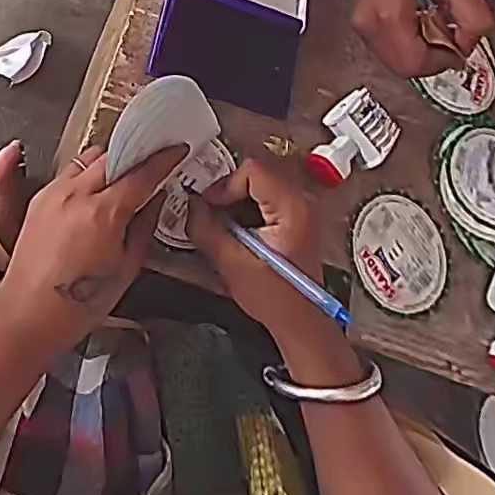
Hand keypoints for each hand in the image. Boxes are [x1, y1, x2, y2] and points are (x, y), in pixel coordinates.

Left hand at [0, 142, 186, 351]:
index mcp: (104, 213)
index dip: (164, 158)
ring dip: (110, 163)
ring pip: (90, 158)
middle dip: (136, 156)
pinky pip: (69, 171)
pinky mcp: (40, 198)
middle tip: (150, 164)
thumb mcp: (126, 268)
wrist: (26, 316)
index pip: (142, 172)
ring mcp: (55, 194)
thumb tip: (157, 200)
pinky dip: (87, 174)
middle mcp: (77, 195)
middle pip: (115, 156)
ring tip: (122, 179)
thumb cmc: (75, 304)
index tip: (174, 152)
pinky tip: (95, 193)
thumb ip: (145, 226)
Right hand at [185, 157, 330, 335]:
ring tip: (225, 227)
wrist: (302, 323)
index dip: (225, 185)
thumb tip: (192, 206)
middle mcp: (301, 202)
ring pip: (258, 184)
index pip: (252, 170)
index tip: (210, 205)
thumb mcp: (232, 264)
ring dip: (236, 201)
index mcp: (291, 209)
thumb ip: (207, 230)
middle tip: (212, 212)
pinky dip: (246, 208)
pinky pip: (264, 197)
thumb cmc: (278, 300)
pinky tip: (238, 233)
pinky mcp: (294, 217)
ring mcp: (300, 208)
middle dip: (228, 192)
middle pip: (255, 173)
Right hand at [350, 0, 493, 77]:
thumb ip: (473, 17)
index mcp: (390, 16)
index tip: (455, 43)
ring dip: (419, 53)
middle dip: (431, 60)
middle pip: (404, 69)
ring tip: (428, 25)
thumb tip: (466, 45)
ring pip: (396, 64)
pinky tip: (414, 23)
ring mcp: (362, 28)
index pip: (417, 64)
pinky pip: (388, 52)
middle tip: (444, 36)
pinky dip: (407, 46)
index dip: (442, 60)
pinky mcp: (361, 26)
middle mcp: (370, 27)